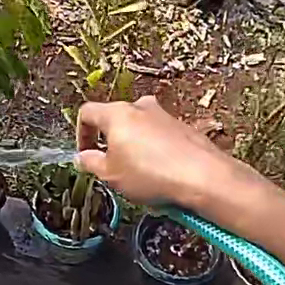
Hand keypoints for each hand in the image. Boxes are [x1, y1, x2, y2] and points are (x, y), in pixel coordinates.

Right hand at [76, 97, 271, 214]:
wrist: (202, 175)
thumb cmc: (151, 173)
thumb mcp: (111, 175)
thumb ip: (91, 163)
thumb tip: (83, 158)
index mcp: (117, 113)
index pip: (88, 113)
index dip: (81, 134)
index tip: (85, 155)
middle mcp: (141, 107)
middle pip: (116, 120)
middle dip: (110, 143)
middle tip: (112, 168)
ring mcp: (165, 116)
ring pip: (140, 129)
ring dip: (134, 149)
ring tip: (139, 176)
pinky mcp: (184, 128)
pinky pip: (160, 138)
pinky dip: (155, 153)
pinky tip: (161, 176)